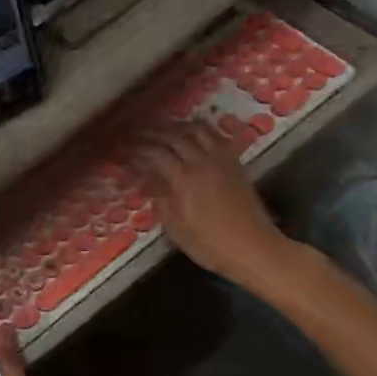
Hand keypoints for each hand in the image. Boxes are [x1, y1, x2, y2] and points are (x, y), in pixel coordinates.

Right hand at [133, 122, 297, 287]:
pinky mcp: (235, 164)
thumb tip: (145, 177)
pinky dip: (201, 131)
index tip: (123, 149)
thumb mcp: (173, 225)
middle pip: (174, 137)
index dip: (136, 149)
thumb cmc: (207, 243)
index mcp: (183, 179)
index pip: (154, 153)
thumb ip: (158, 196)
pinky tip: (192, 136)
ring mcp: (222, 161)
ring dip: (177, 127)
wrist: (253, 248)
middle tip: (136, 135)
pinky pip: (217, 138)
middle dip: (152, 133)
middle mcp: (202, 163)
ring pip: (198, 131)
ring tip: (163, 130)